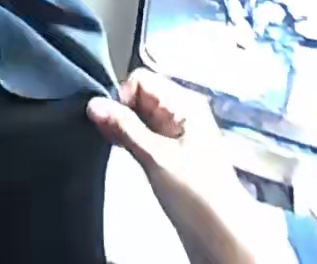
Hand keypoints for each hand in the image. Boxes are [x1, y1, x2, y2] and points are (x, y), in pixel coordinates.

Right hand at [88, 71, 261, 263]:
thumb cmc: (197, 194)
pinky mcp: (171, 154)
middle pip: (141, 96)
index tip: (109, 120)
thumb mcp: (156, 157)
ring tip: (110, 143)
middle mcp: (180, 112)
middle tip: (105, 134)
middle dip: (120, 110)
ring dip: (124, 126)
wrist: (223, 237)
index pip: (143, 79)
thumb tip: (93, 103)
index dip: (122, 95)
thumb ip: (125, 128)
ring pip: (141, 116)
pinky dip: (130, 139)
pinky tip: (119, 149)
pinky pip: (145, 135)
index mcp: (184, 102)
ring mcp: (176, 133)